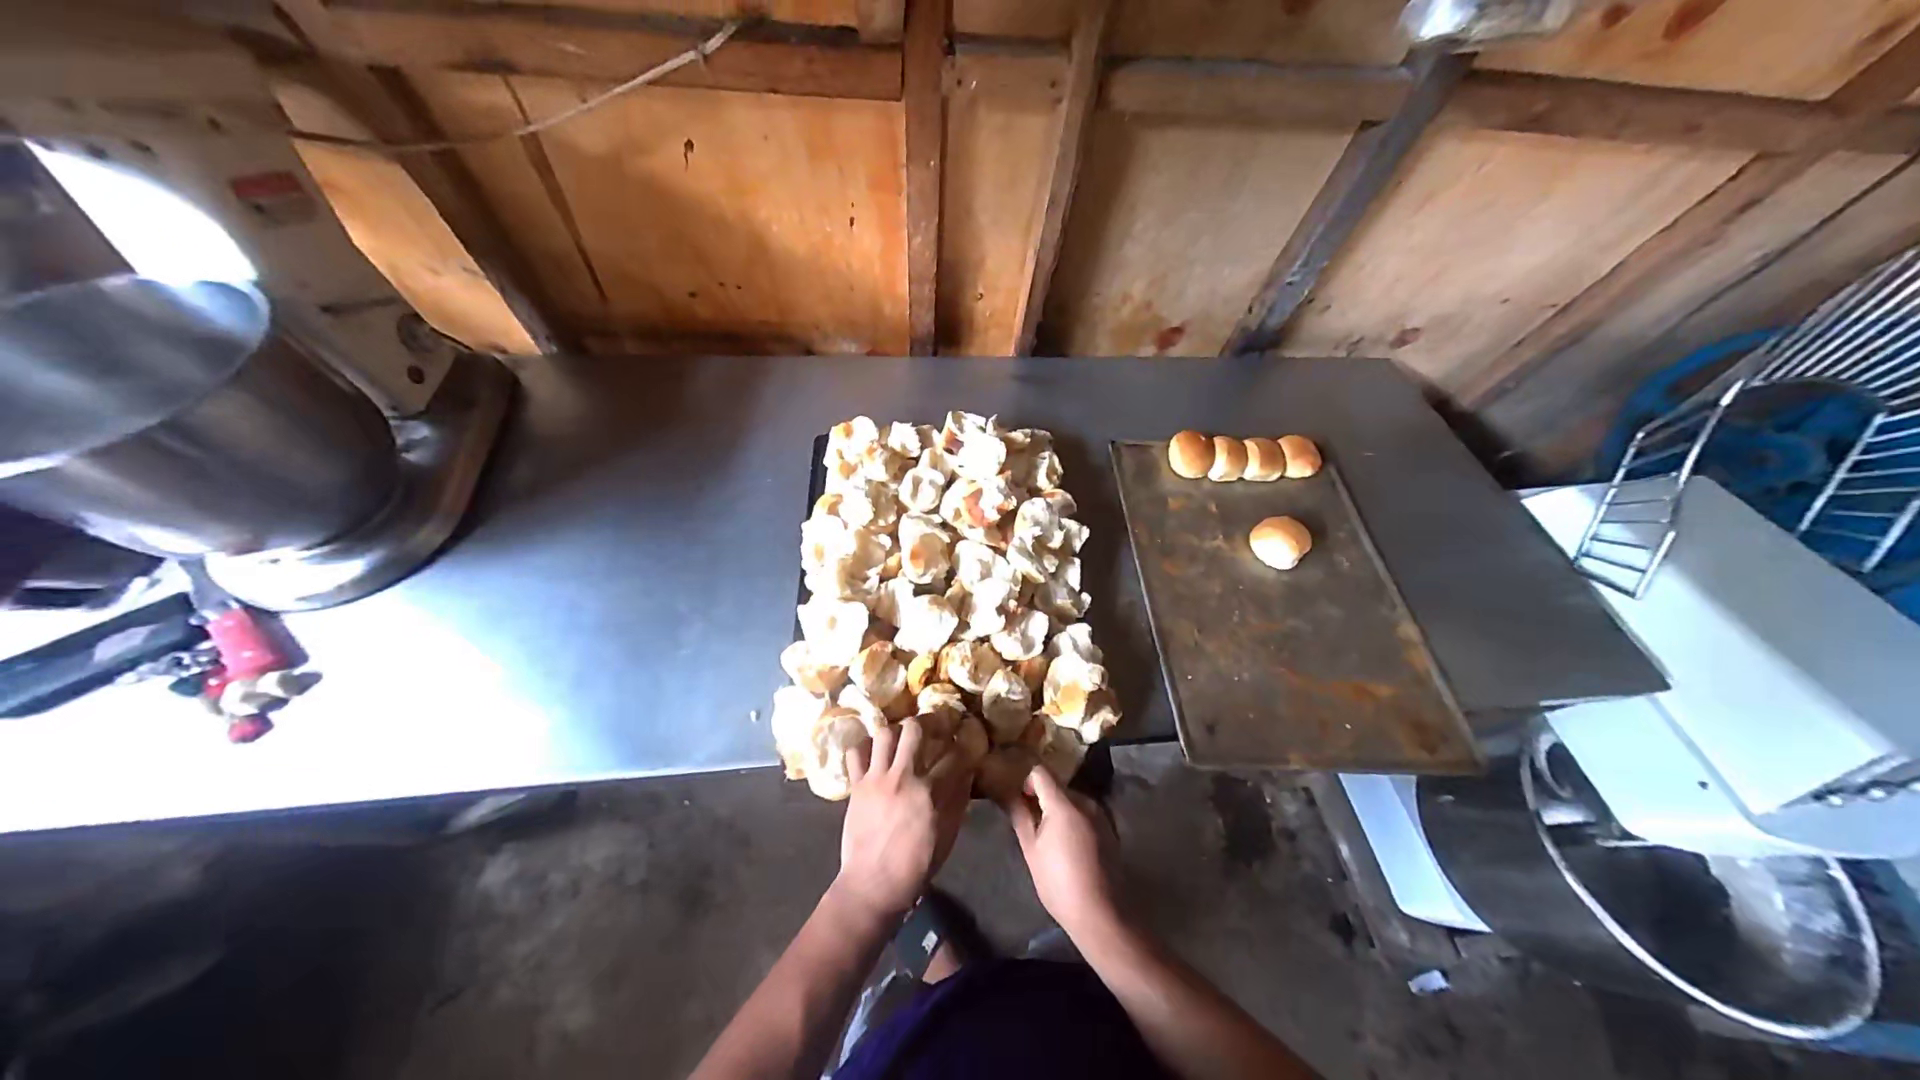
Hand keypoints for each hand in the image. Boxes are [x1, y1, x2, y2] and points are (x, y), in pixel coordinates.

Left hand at [833, 719, 972, 922]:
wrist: (872, 884)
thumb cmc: (915, 866)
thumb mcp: (946, 836)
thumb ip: (957, 802)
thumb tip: (967, 775)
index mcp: (930, 792)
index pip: (953, 754)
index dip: (962, 745)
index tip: (963, 741)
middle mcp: (903, 777)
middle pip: (915, 729)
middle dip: (927, 722)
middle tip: (932, 728)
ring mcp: (876, 779)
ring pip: (884, 733)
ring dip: (895, 731)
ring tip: (901, 738)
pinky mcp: (856, 786)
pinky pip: (855, 752)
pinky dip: (864, 747)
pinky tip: (873, 753)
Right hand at [1002, 766, 1119, 936]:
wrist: (1100, 913)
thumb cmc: (1058, 883)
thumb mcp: (1031, 849)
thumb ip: (1019, 815)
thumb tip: (1007, 794)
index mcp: (1064, 804)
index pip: (1041, 772)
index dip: (1026, 781)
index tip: (1019, 801)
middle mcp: (1086, 802)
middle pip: (1058, 786)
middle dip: (1042, 799)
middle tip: (1030, 824)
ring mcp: (1102, 815)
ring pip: (1072, 801)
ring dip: (1058, 810)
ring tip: (1049, 839)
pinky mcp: (1110, 829)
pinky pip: (1085, 814)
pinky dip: (1074, 821)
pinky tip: (1069, 848)